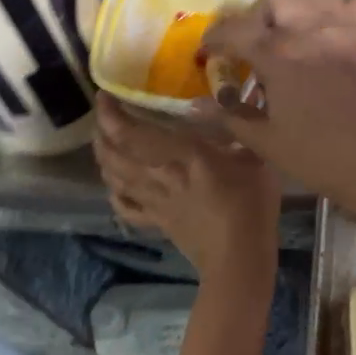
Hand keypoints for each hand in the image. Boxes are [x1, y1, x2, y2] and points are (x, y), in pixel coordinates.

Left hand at [93, 96, 280, 286]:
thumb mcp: (254, 158)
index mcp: (181, 154)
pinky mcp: (157, 223)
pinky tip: (115, 187)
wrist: (239, 258)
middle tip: (103, 118)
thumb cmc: (251, 206)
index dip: (111, 114)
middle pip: (115, 154)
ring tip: (104, 144)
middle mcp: (158, 175)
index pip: (132, 132)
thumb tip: (221, 101)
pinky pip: (127, 209)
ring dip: (103, 159)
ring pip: (115, 178)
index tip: (104, 97)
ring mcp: (154, 202)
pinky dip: (115, 196)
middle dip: (102, 133)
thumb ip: (236, 127)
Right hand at [195, 0, 355, 232]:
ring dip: (296, 6)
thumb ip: (231, 116)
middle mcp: (312, 28)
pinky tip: (327, 38)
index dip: (215, 39)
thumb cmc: (322, 160)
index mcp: (280, 56)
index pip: (235, 29)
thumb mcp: (268, 143)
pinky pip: (348, 2)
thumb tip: (197, 104)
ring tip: (292, 36)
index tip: (209, 52)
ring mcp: (346, 26)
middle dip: (259, 12)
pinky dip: (332, 12)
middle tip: (257, 43)